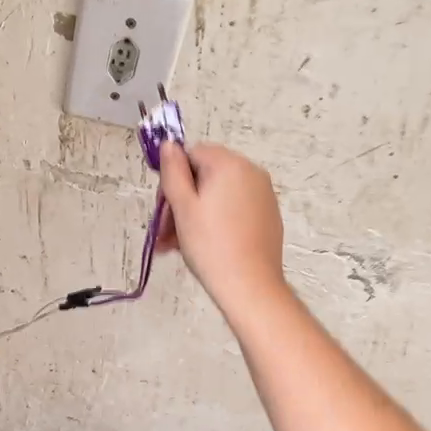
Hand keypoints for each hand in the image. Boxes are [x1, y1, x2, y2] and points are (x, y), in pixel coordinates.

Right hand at [156, 141, 287, 306]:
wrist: (250, 285)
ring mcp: (263, 194)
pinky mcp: (267, 216)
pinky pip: (234, 210)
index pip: (192, 154)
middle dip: (181, 202)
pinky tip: (203, 247)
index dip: (172, 179)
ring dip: (194, 215)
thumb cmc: (211, 246)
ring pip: (218, 196)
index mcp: (229, 164)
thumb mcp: (183, 208)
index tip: (163, 210)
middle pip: (205, 176)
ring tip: (176, 247)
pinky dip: (216, 222)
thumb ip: (173, 172)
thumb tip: (169, 144)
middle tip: (165, 234)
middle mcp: (251, 172)